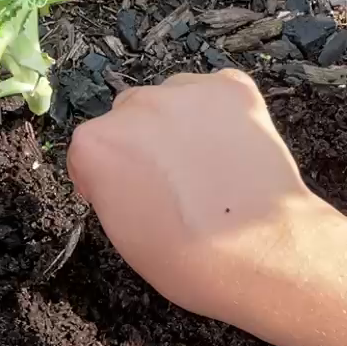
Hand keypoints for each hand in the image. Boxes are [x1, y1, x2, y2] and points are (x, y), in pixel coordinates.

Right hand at [68, 70, 346, 332]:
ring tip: (207, 167)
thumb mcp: (121, 232)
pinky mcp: (232, 88)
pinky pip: (217, 93)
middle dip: (144, 144)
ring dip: (181, 124)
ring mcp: (186, 92)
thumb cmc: (187, 257)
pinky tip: (231, 151)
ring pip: (172, 100)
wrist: (256, 251)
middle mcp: (135, 105)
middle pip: (129, 116)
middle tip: (171, 182)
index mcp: (96, 143)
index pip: (91, 148)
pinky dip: (222, 115)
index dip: (107, 175)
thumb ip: (112, 186)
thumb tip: (127, 173)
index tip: (126, 193)